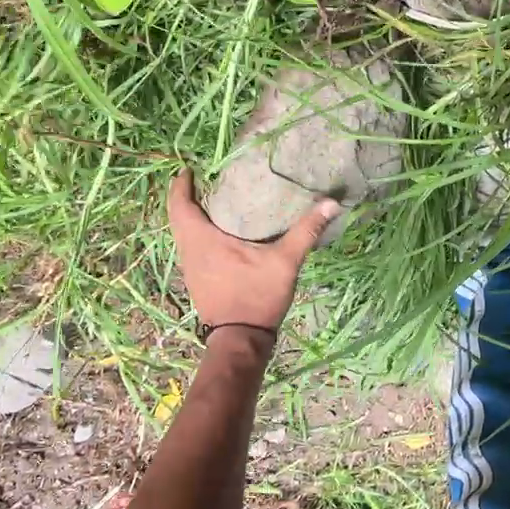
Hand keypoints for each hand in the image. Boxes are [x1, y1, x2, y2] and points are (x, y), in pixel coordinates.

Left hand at [166, 170, 340, 332]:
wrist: (241, 339)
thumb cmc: (257, 295)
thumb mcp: (285, 261)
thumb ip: (306, 230)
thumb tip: (331, 203)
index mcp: (202, 241)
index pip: (180, 206)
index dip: (180, 186)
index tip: (188, 169)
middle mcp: (190, 252)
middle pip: (177, 218)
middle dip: (185, 197)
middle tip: (203, 180)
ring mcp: (191, 269)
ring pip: (182, 234)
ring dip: (191, 217)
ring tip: (212, 201)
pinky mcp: (198, 280)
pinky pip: (191, 247)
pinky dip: (198, 233)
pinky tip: (219, 233)